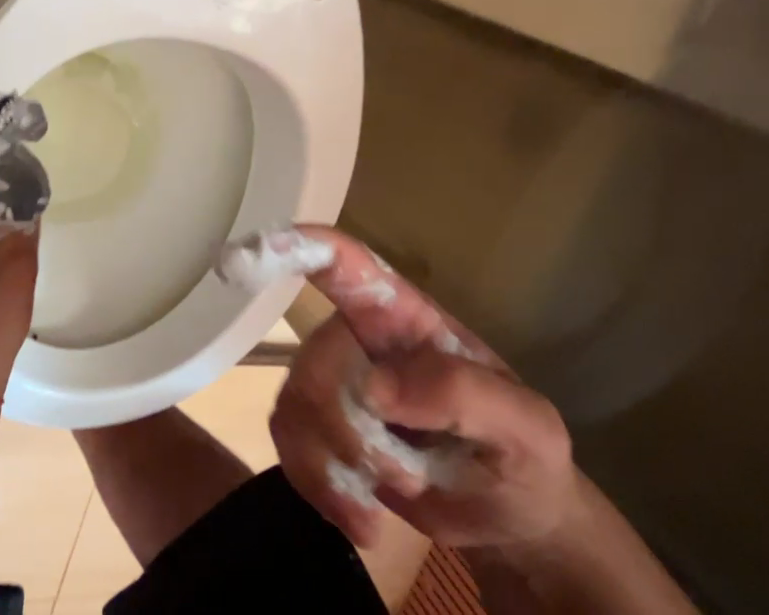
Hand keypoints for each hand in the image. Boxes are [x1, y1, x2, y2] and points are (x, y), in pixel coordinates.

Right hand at [268, 228, 580, 552]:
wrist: (505, 514)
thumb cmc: (521, 454)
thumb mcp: (526, 428)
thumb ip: (461, 394)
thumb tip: (373, 388)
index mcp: (405, 318)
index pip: (345, 265)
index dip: (295, 249)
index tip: (243, 257)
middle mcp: (358, 339)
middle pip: (316, 364)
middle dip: (353, 433)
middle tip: (408, 477)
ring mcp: (333, 383)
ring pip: (294, 409)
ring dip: (341, 467)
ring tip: (392, 497)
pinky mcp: (315, 429)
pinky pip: (287, 447)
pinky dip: (321, 489)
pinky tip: (362, 520)